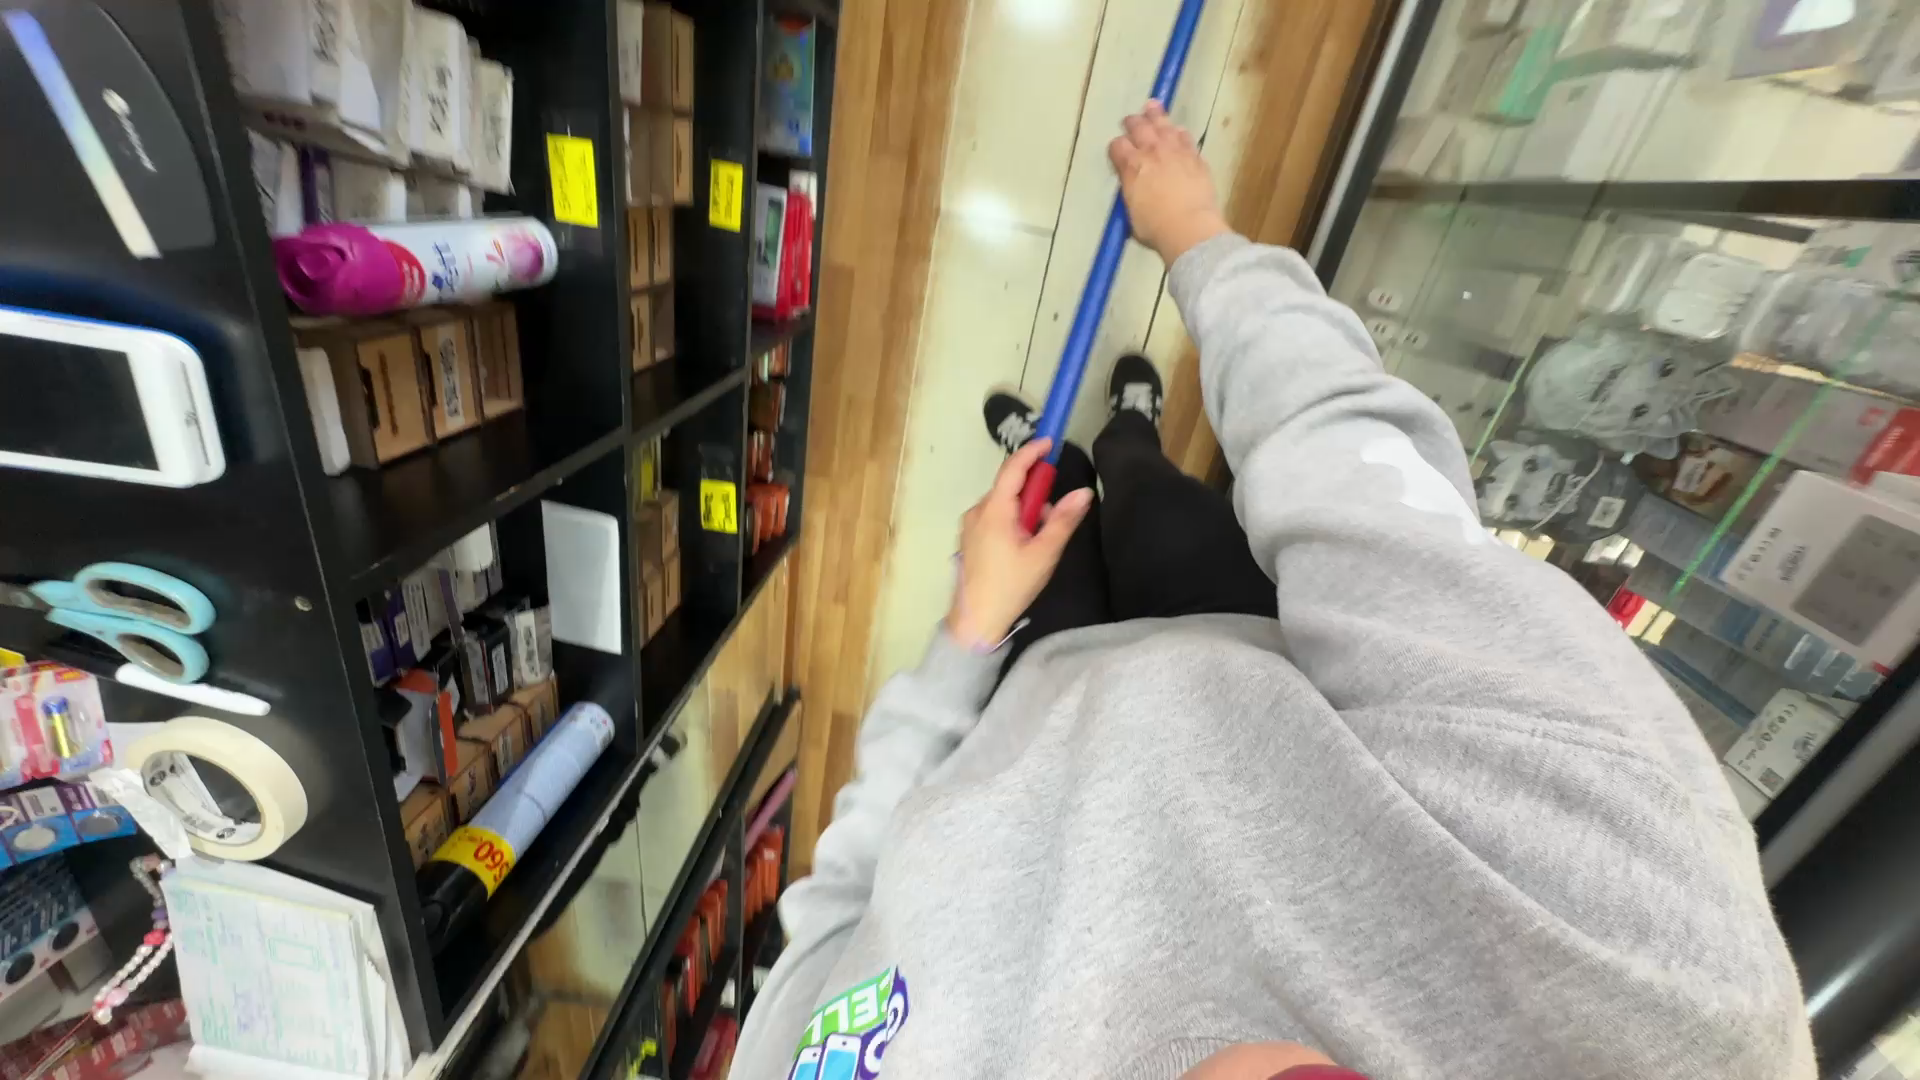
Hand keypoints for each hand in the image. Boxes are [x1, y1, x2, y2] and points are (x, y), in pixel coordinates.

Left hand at [947, 438, 1093, 649]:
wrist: (976, 620)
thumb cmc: (1011, 585)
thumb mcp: (1044, 553)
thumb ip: (1063, 520)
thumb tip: (1083, 492)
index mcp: (994, 510)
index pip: (1013, 469)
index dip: (1032, 452)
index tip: (1050, 442)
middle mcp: (977, 511)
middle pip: (1010, 488)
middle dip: (1035, 495)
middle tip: (1053, 519)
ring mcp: (970, 525)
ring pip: (1003, 504)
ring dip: (1025, 512)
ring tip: (1039, 543)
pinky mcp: (969, 539)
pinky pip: (995, 518)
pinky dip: (1013, 522)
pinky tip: (1023, 548)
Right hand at [1109, 100, 1229, 263]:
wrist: (1189, 226)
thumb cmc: (1155, 227)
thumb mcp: (1132, 212)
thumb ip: (1131, 192)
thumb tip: (1132, 186)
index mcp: (1132, 167)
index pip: (1118, 147)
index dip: (1116, 147)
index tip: (1116, 150)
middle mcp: (1152, 152)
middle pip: (1140, 128)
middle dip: (1132, 122)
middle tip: (1129, 119)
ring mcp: (1175, 150)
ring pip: (1163, 124)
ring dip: (1156, 114)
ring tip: (1152, 106)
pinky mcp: (1194, 156)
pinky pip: (1185, 136)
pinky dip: (1178, 132)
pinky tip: (1177, 130)